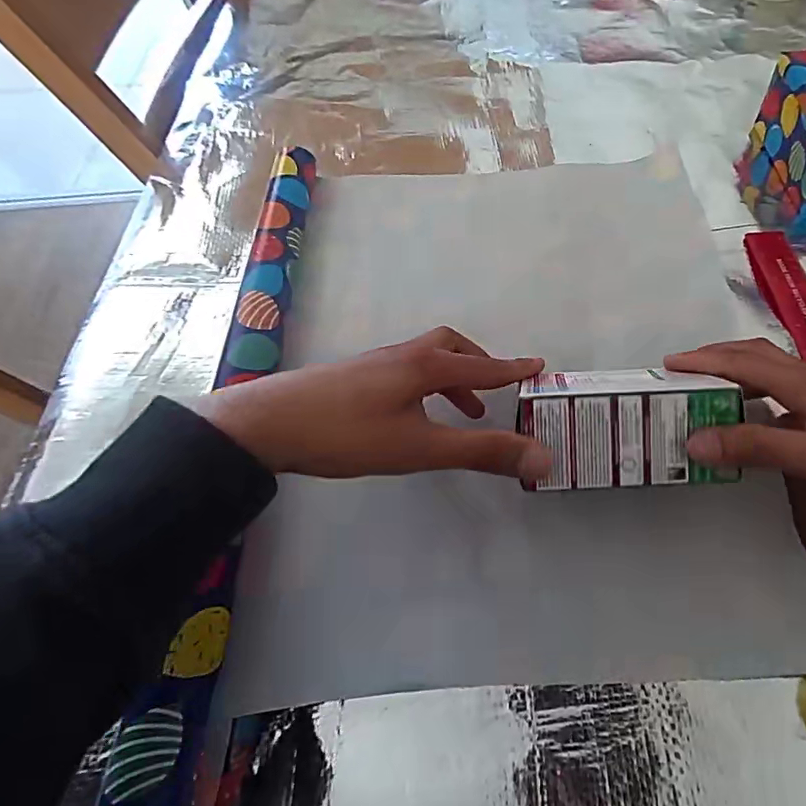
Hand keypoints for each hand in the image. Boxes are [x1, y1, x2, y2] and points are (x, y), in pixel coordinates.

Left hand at [194, 326, 550, 480]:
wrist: (262, 425)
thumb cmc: (348, 433)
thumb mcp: (422, 447)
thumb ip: (482, 451)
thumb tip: (542, 458)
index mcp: (423, 367)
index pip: (481, 366)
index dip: (512, 369)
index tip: (538, 365)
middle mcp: (401, 357)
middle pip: (450, 347)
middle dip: (479, 365)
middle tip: (494, 390)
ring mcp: (372, 365)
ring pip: (424, 360)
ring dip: (451, 379)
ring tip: (461, 412)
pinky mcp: (351, 378)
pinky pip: (403, 372)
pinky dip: (425, 387)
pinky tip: (411, 415)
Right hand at [664, 339, 805, 522]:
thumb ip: (756, 446)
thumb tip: (695, 441)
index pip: (746, 362)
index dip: (706, 360)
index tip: (667, 365)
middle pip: (759, 358)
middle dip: (718, 358)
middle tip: (681, 372)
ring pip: (773, 377)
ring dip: (737, 376)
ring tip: (708, 391)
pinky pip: (786, 399)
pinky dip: (758, 401)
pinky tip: (754, 423)